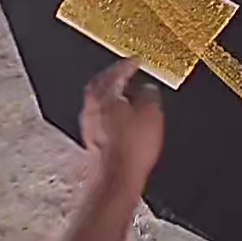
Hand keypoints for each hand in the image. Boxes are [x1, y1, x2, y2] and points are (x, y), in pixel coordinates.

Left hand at [81, 58, 164, 193]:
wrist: (116, 178)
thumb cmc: (131, 148)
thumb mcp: (152, 114)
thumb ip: (149, 94)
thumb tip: (147, 88)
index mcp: (105, 94)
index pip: (116, 72)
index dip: (128, 65)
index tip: (135, 61)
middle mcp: (92, 107)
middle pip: (100, 84)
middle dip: (113, 76)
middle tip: (125, 73)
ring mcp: (89, 124)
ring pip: (97, 100)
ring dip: (110, 94)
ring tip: (125, 94)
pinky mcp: (92, 140)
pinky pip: (99, 117)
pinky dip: (109, 111)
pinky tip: (119, 118)